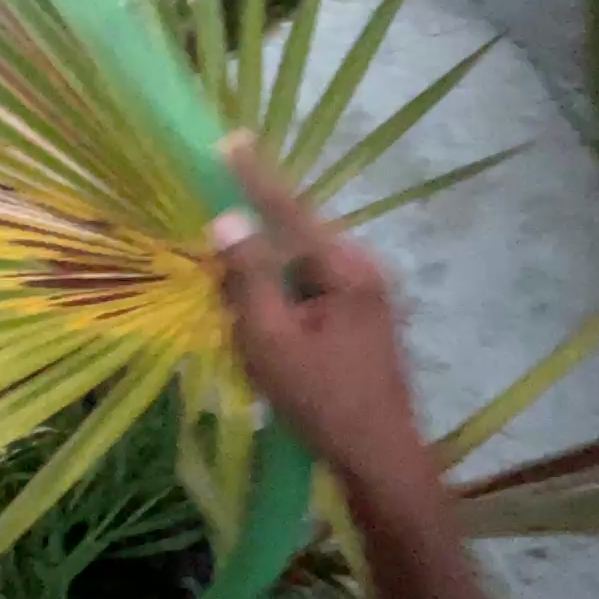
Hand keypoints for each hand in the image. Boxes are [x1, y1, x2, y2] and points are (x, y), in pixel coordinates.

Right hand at [208, 137, 428, 485]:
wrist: (377, 459)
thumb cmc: (319, 398)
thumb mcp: (269, 337)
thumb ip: (247, 275)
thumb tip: (226, 218)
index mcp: (345, 270)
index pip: (289, 209)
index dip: (253, 175)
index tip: (229, 139)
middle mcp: (360, 270)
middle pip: (288, 236)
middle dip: (247, 248)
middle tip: (222, 290)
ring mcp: (361, 292)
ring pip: (290, 265)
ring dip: (257, 280)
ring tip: (245, 325)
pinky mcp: (354, 313)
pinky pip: (299, 286)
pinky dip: (271, 296)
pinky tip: (261, 330)